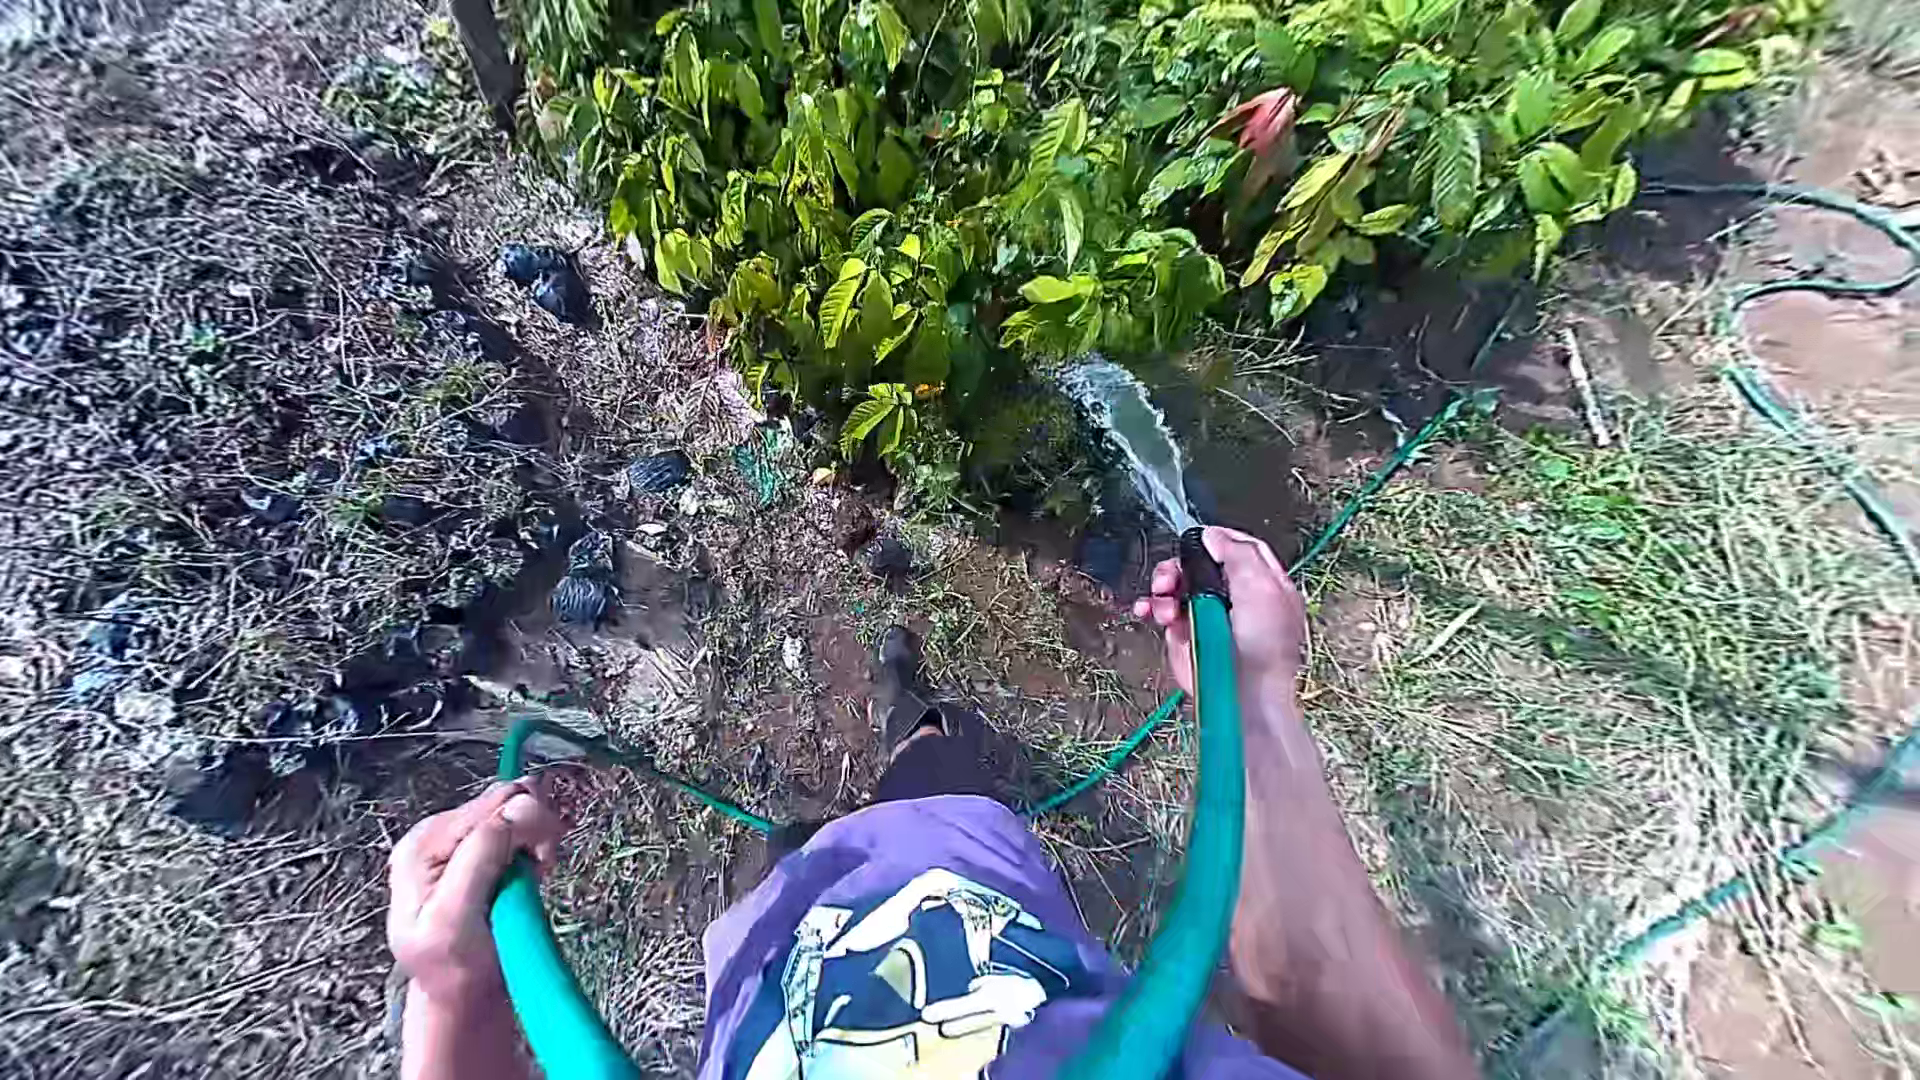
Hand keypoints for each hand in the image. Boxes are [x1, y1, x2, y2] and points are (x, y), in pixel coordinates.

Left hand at [387, 779, 564, 1009]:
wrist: (467, 989)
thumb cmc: (455, 961)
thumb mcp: (455, 916)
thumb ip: (481, 855)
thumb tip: (521, 804)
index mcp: (423, 844)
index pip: (497, 802)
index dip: (529, 823)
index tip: (538, 859)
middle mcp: (440, 831)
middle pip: (512, 798)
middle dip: (535, 829)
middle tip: (537, 867)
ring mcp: (463, 836)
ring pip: (525, 806)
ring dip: (540, 837)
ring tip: (533, 873)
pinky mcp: (485, 842)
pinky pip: (528, 821)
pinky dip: (539, 843)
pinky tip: (531, 869)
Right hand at [1132, 526, 1306, 699]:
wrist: (1241, 693)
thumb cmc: (1263, 649)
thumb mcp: (1262, 590)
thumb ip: (1238, 555)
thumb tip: (1212, 536)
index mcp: (1261, 584)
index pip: (1238, 549)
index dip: (1217, 540)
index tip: (1198, 540)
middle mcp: (1233, 597)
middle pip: (1199, 564)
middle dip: (1180, 565)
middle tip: (1171, 576)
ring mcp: (1206, 615)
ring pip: (1176, 585)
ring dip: (1163, 586)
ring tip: (1164, 600)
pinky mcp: (1185, 633)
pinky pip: (1161, 611)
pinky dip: (1150, 606)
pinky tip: (1148, 609)